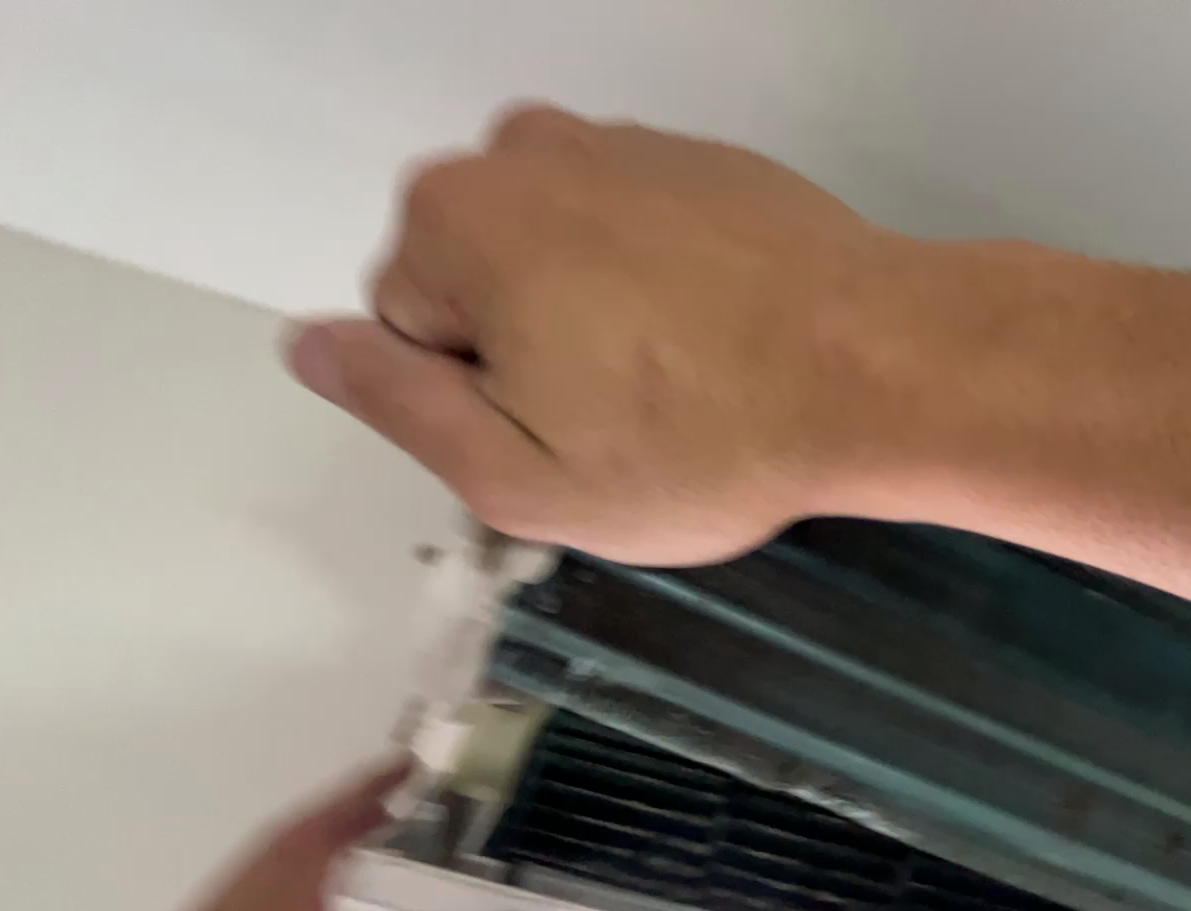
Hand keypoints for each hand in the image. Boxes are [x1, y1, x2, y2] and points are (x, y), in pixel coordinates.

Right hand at [285, 104, 939, 565]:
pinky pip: (646, 244)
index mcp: (459, 223)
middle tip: (627, 421)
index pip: (409, 330)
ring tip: (682, 386)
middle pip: (488, 286)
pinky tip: (721, 344)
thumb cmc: (705, 438)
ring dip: (605, 327)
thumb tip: (318, 349)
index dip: (484, 406)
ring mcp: (628, 153)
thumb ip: (397, 408)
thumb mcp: (521, 476)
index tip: (564, 436)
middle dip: (539, 360)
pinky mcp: (704, 171)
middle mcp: (532, 156)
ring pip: (568, 265)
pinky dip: (667, 295)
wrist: (872, 374)